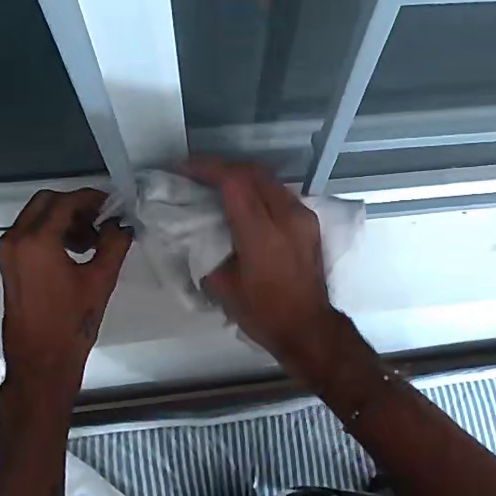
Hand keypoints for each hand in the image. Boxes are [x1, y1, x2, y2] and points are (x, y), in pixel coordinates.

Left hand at [0, 188, 131, 408]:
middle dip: (77, 206)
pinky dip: (53, 233)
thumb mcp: (101, 279)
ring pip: (37, 216)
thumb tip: (122, 225)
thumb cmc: (72, 321)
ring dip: (66, 219)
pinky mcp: (8, 264)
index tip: (114, 206)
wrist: (41, 359)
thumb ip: (115, 243)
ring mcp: (8, 252)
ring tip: (93, 240)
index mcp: (37, 240)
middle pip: (47, 202)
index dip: (93, 199)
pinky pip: (30, 233)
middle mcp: (16, 239)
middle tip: (103, 220)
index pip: (66, 202)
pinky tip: (77, 251)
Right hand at [186, 159, 357, 383]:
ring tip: (218, 185)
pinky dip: (258, 189)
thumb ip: (208, 251)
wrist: (309, 327)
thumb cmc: (264, 313)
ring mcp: (303, 217)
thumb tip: (196, 231)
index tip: (184, 168)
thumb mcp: (223, 286)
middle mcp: (287, 217)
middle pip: (253, 172)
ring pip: (269, 180)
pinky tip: (244, 202)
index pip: (235, 182)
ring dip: (242, 176)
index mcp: (262, 233)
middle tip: (198, 174)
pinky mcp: (310, 222)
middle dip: (223, 167)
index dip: (207, 168)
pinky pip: (280, 193)